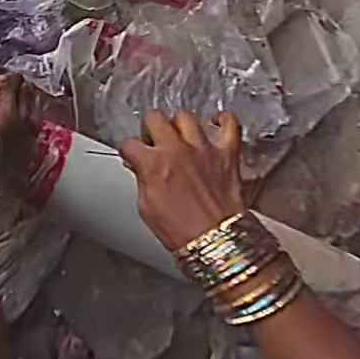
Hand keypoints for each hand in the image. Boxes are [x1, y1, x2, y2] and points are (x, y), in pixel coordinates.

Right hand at [117, 110, 245, 251]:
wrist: (216, 241)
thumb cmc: (182, 231)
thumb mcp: (147, 208)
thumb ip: (142, 181)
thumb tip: (140, 169)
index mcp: (153, 163)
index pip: (130, 144)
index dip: (128, 149)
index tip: (131, 153)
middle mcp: (177, 150)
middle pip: (155, 118)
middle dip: (149, 126)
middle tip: (153, 137)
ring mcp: (203, 149)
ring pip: (186, 117)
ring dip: (179, 124)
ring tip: (179, 132)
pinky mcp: (227, 154)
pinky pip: (230, 125)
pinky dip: (225, 120)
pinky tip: (217, 121)